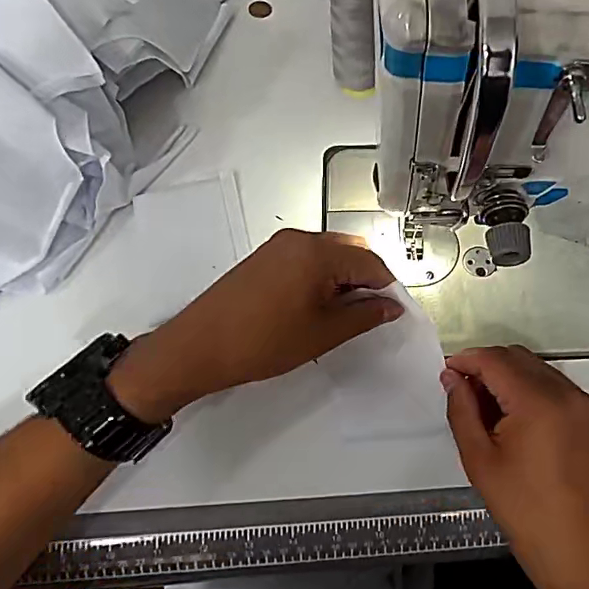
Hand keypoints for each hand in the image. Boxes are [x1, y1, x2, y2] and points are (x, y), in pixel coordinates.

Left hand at [108, 229, 401, 422]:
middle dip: (365, 281)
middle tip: (368, 314)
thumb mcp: (323, 333)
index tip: (389, 310)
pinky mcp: (265, 257)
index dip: (387, 288)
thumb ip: (364, 316)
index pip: (372, 262)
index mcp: (317, 252)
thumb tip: (387, 307)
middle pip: (352, 251)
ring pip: (329, 254)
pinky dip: (320, 278)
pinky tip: (315, 308)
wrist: (199, 348)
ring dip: (343, 279)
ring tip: (338, 316)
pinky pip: (306, 259)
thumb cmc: (254, 341)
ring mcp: (278, 246)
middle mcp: (298, 240)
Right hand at [442, 346, 588, 588]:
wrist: (579, 550)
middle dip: (490, 367)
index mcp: (539, 402)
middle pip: (521, 359)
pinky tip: (525, 425)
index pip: (496, 360)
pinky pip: (563, 392)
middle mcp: (570, 395)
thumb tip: (453, 378)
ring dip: (515, 379)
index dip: (468, 360)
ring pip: (543, 372)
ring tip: (493, 411)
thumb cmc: (524, 510)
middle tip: (466, 392)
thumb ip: (462, 409)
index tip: (450, 371)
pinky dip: (540, 395)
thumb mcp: (479, 459)